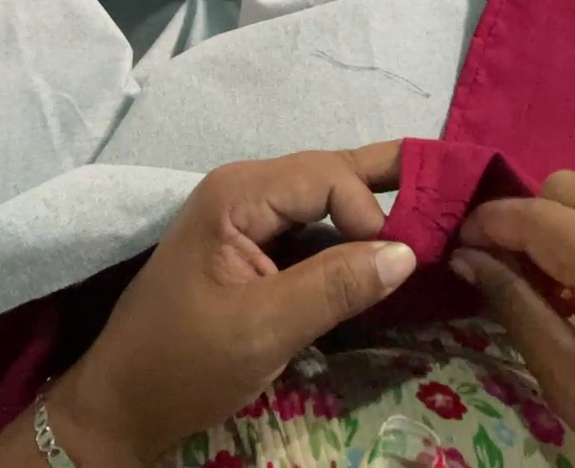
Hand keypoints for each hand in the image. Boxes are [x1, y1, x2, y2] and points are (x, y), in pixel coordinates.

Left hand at [0, 143, 418, 466]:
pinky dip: (351, 230)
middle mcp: (246, 187)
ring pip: (325, 193)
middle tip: (452, 185)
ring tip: (431, 211)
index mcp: (238, 194)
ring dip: (373, 206)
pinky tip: (384, 240)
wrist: (122, 404)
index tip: (398, 261)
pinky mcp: (255, 240)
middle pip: (330, 170)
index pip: (326, 176)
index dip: (370, 210)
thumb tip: (407, 251)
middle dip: (387, 180)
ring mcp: (249, 212)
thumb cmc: (182, 364)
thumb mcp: (262, 330)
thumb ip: (335, 286)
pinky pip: (313, 221)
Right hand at [450, 172, 574, 467]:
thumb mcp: (569, 379)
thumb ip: (513, 303)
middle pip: (572, 185)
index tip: (461, 241)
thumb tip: (466, 255)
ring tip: (555, 280)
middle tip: (509, 263)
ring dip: (567, 223)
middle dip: (529, 214)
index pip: (541, 216)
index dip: (492, 221)